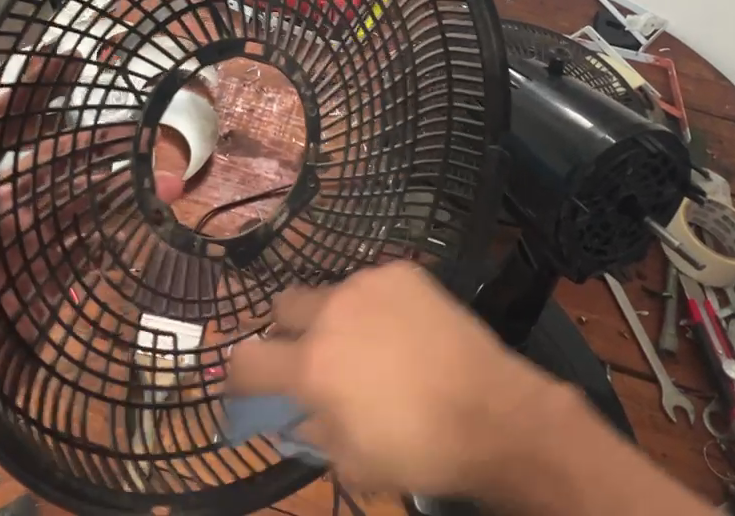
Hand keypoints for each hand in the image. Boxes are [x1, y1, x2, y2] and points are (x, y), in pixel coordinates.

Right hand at [227, 261, 566, 498]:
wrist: (494, 413)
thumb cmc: (420, 449)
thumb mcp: (353, 461)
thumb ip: (313, 430)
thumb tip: (297, 412)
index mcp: (312, 365)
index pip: (246, 360)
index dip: (240, 375)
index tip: (249, 386)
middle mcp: (331, 312)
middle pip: (282, 307)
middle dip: (287, 333)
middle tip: (311, 357)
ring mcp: (368, 285)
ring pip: (329, 292)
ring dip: (334, 317)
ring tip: (369, 343)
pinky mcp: (402, 272)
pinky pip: (371, 284)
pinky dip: (376, 304)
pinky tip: (403, 328)